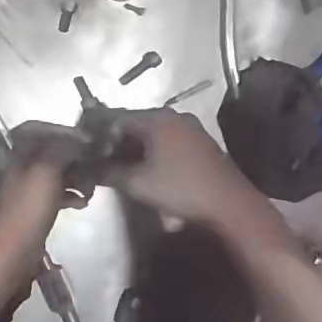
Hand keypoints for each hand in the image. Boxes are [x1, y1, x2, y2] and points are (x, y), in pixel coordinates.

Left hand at [0, 122, 89, 261]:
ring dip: (78, 177)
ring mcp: (31, 189)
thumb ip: (62, 149)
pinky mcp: (38, 208)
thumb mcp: (46, 171)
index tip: (86, 139)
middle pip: (52, 151)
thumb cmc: (29, 208)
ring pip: (59, 173)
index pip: (37, 129)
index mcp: (21, 155)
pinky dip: (72, 195)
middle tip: (96, 165)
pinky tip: (82, 203)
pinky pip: (59, 193)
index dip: (61, 130)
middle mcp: (24, 168)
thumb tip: (80, 138)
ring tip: (91, 189)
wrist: (13, 251)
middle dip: (75, 157)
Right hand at [100, 109, 257, 226]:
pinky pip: (170, 141)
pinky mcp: (202, 143)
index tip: (93, 156)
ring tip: (125, 170)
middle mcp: (175, 116)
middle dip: (119, 143)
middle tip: (106, 164)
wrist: (230, 205)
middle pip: (136, 124)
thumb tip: (90, 169)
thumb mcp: (137, 183)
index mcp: (157, 118)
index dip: (101, 137)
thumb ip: (109, 173)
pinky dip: (155, 152)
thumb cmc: (180, 189)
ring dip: (137, 149)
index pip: (117, 119)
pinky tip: (150, 171)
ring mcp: (192, 128)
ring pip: (154, 134)